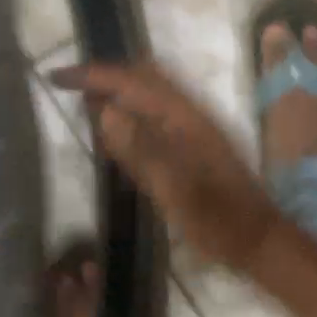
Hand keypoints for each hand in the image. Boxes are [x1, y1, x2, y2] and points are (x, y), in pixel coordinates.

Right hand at [51, 61, 283, 272]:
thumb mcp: (175, 189)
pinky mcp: (194, 143)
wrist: (260, 242)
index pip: (131, 81)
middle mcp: (189, 113)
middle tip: (69, 86)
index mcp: (184, 117)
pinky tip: (116, 132)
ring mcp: (194, 127)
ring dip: (117, 91)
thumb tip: (104, 110)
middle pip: (142, 76)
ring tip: (84, 103)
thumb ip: (141, 148)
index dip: (92, 74)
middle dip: (104, 75)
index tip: (57, 76)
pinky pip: (155, 113)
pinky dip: (130, 110)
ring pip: (149, 92)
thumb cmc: (217, 220)